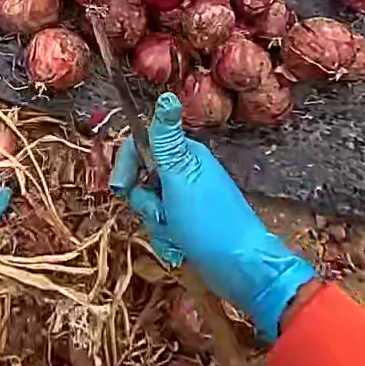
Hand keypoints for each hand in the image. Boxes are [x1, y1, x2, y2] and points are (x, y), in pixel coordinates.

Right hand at [111, 93, 315, 340]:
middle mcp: (185, 173)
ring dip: (155, 224)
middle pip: (140, 179)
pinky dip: (165, 239)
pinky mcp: (186, 224)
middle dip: (144, 202)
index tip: (122, 188)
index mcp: (185, 155)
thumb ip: (166, 141)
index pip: (140, 147)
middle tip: (161, 214)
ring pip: (149, 205)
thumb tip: (166, 97)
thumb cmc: (210, 221)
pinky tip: (179, 248)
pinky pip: (161, 226)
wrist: (242, 268)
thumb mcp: (181, 178)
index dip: (126, 166)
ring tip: (175, 234)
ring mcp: (186, 199)